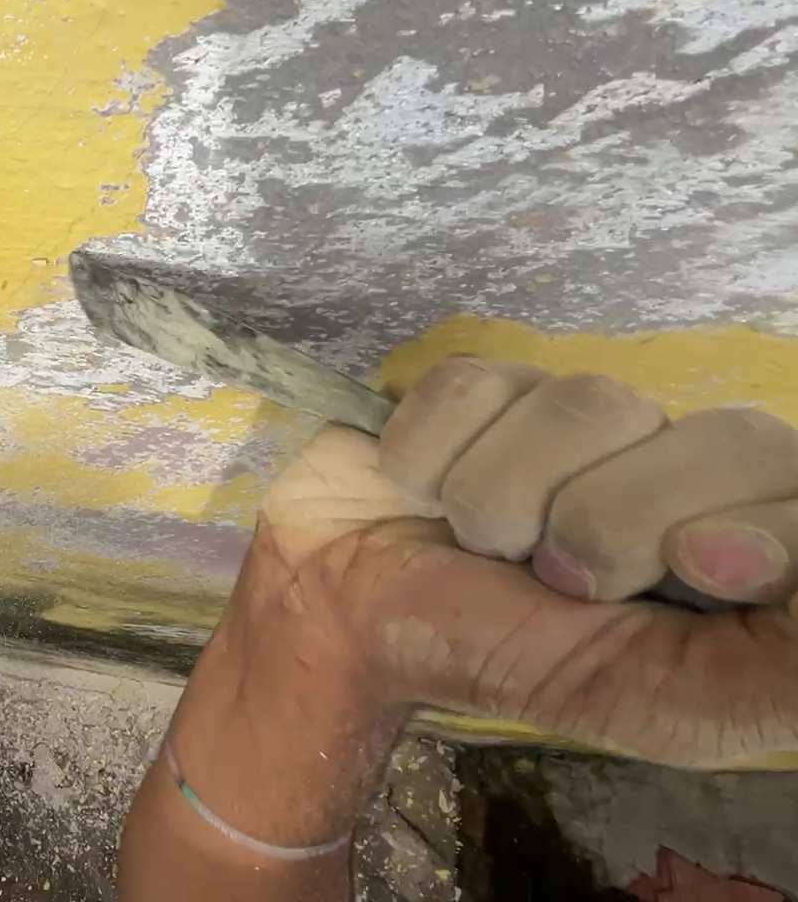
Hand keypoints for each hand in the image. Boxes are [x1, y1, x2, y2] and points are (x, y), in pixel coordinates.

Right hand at [236, 358, 797, 766]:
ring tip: (468, 535)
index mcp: (733, 535)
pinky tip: (414, 487)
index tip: (700, 566)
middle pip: (715, 437)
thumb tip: (794, 579)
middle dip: (607, 526)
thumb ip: (777, 674)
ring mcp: (553, 411)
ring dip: (498, 498)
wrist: (335, 608)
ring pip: (580, 406)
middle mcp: (662, 457)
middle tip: (548, 576)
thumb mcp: (652, 702)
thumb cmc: (483, 654)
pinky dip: (423, 455)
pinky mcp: (458, 386)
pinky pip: (464, 388)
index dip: (769, 522)